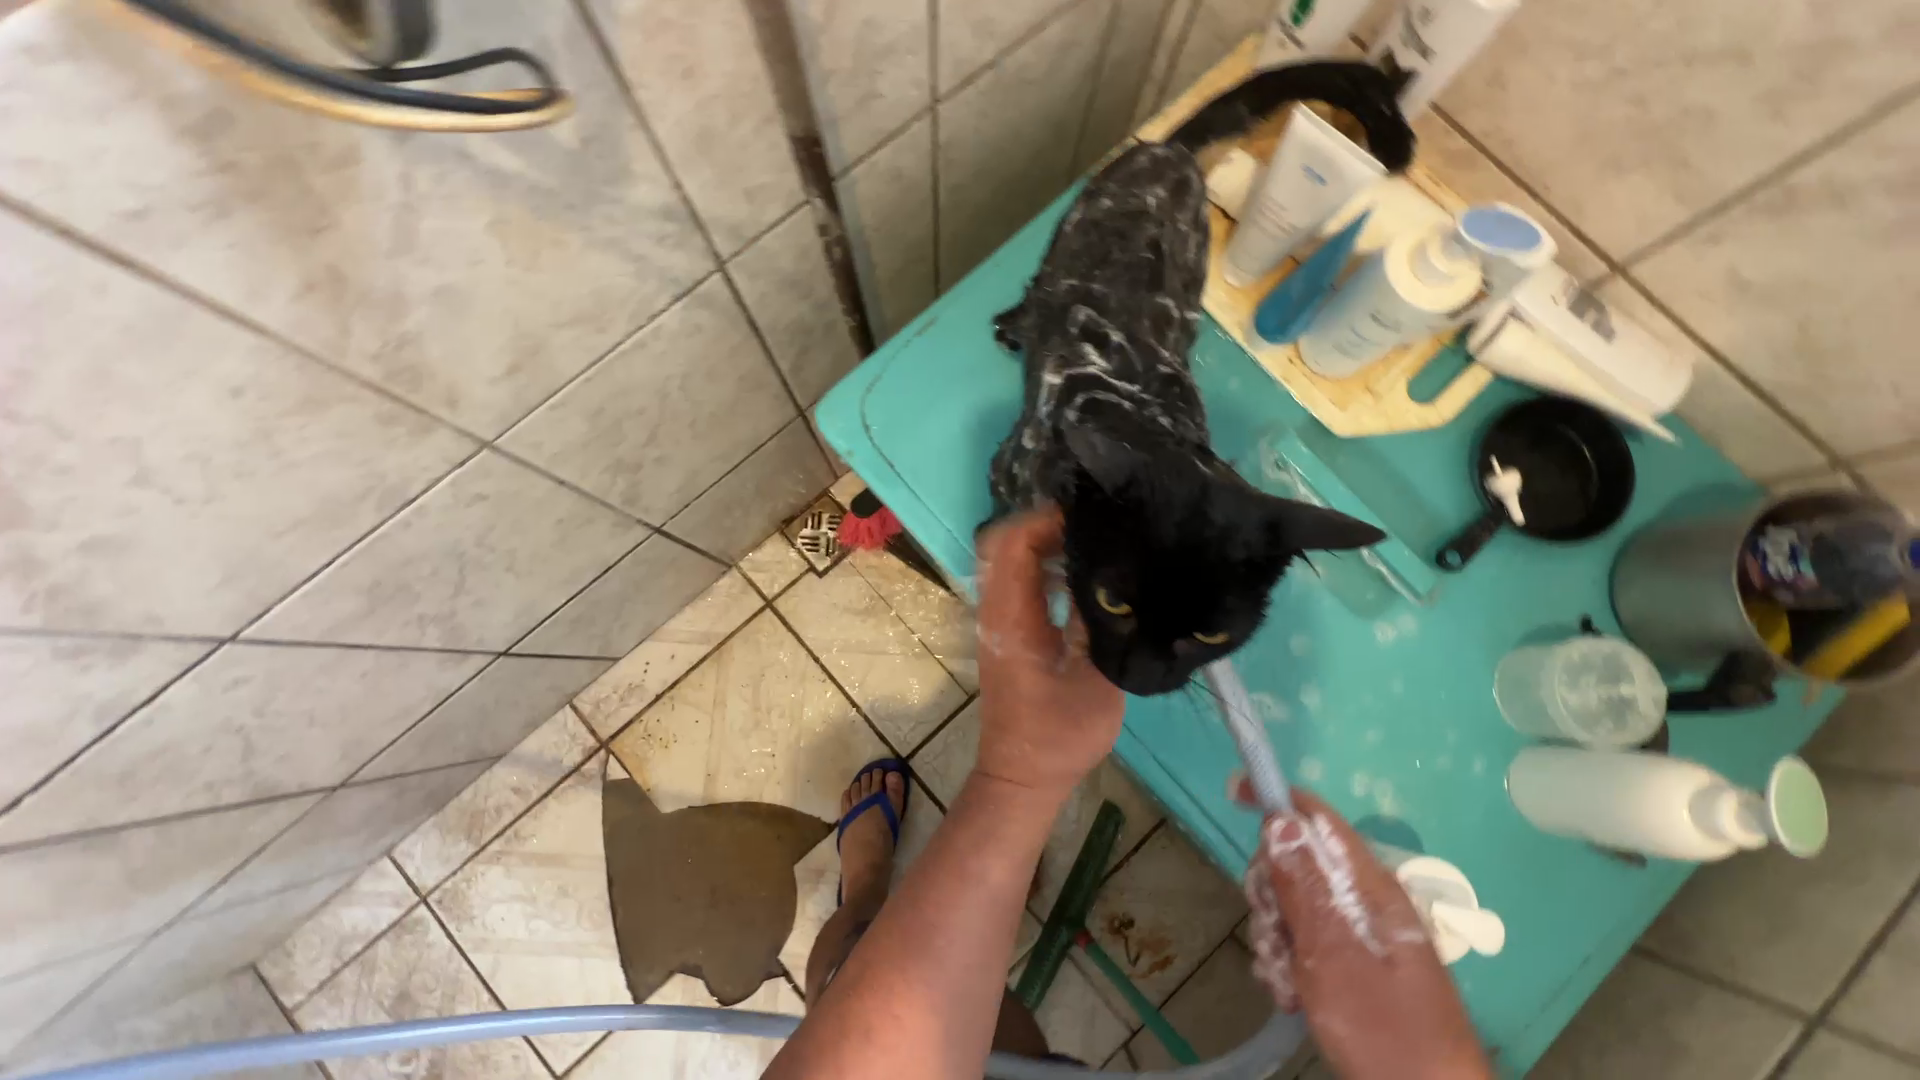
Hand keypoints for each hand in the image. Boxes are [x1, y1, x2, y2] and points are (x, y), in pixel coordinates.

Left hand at [971, 508, 1124, 798]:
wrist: (1023, 776)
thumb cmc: (1059, 736)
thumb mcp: (1095, 681)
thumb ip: (1104, 624)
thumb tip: (1117, 576)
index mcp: (1012, 618)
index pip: (1013, 545)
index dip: (1045, 520)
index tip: (1089, 517)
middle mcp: (998, 611)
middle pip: (1007, 545)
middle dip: (1048, 526)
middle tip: (1097, 526)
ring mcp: (1000, 621)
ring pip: (1013, 562)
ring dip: (1048, 546)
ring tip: (1098, 544)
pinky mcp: (1011, 633)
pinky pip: (1023, 583)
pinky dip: (1048, 569)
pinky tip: (1087, 578)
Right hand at [1240, 786, 1491, 1079]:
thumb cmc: (1384, 1033)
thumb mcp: (1332, 957)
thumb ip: (1305, 888)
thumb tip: (1280, 819)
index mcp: (1370, 888)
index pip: (1319, 820)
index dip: (1277, 801)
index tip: (1234, 795)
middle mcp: (1366, 901)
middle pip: (1298, 862)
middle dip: (1270, 893)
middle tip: (1271, 935)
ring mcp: (1361, 932)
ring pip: (1295, 904)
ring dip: (1276, 937)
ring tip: (1284, 981)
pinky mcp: (1356, 962)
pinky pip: (1306, 940)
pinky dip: (1289, 961)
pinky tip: (1291, 994)